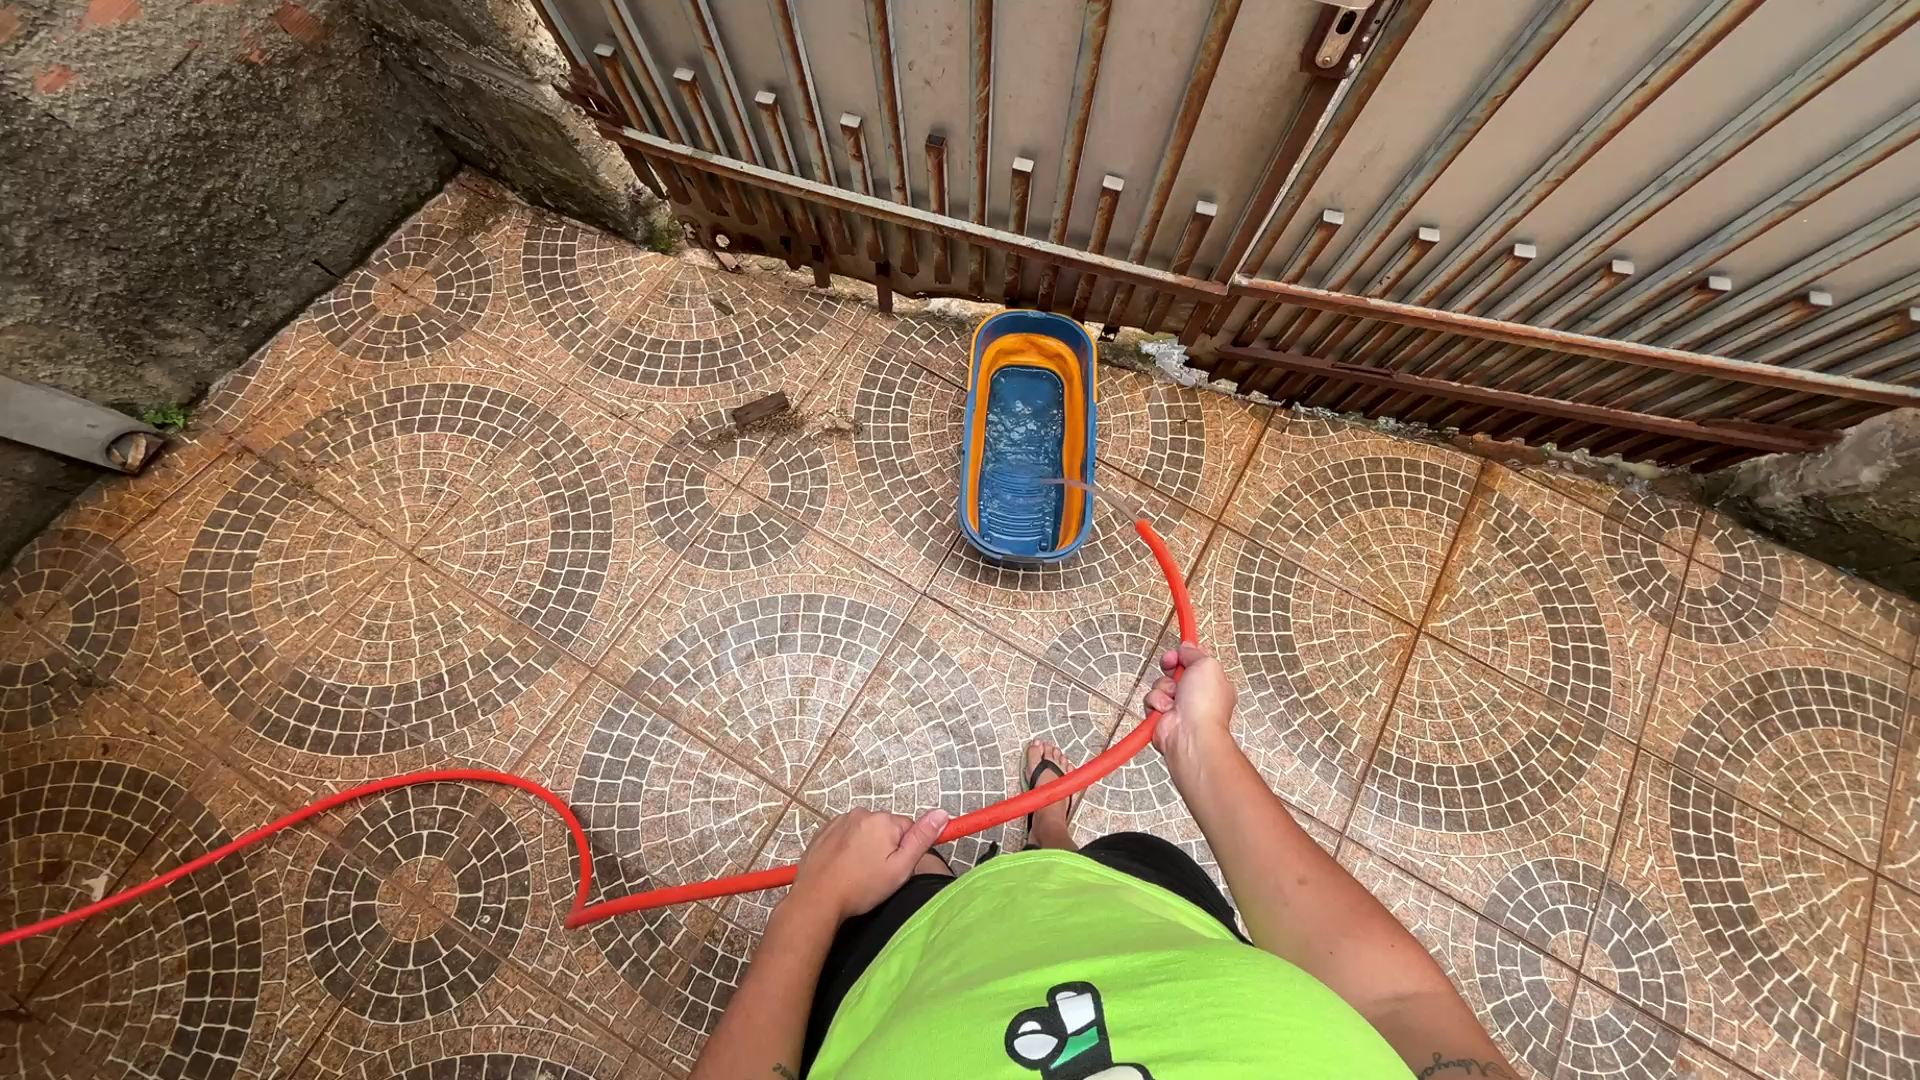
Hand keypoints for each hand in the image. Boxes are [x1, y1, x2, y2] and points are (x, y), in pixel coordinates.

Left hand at [789, 807, 949, 921]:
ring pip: (865, 832)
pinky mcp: (824, 831)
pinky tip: (842, 867)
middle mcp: (862, 813)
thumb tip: (942, 812)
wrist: (816, 898)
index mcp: (882, 820)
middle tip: (875, 874)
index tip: (893, 869)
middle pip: (885, 829)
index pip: (907, 828)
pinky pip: (845, 835)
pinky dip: (847, 848)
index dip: (904, 850)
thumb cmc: (862, 886)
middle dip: (884, 848)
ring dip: (865, 847)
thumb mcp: (900, 868)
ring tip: (857, 873)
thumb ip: (922, 839)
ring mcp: (840, 820)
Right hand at [1144, 642, 1236, 766]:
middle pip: (1175, 670)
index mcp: (1212, 683)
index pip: (1196, 662)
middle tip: (1171, 668)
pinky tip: (1166, 709)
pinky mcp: (1162, 716)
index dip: (1186, 654)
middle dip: (1171, 667)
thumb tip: (1187, 647)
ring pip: (1160, 684)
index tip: (1181, 649)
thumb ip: (1195, 653)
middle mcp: (1196, 695)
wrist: (1190, 733)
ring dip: (1164, 687)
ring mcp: (1178, 706)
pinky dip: (1156, 702)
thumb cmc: (1205, 704)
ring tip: (1174, 697)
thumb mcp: (1207, 665)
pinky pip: (1151, 699)